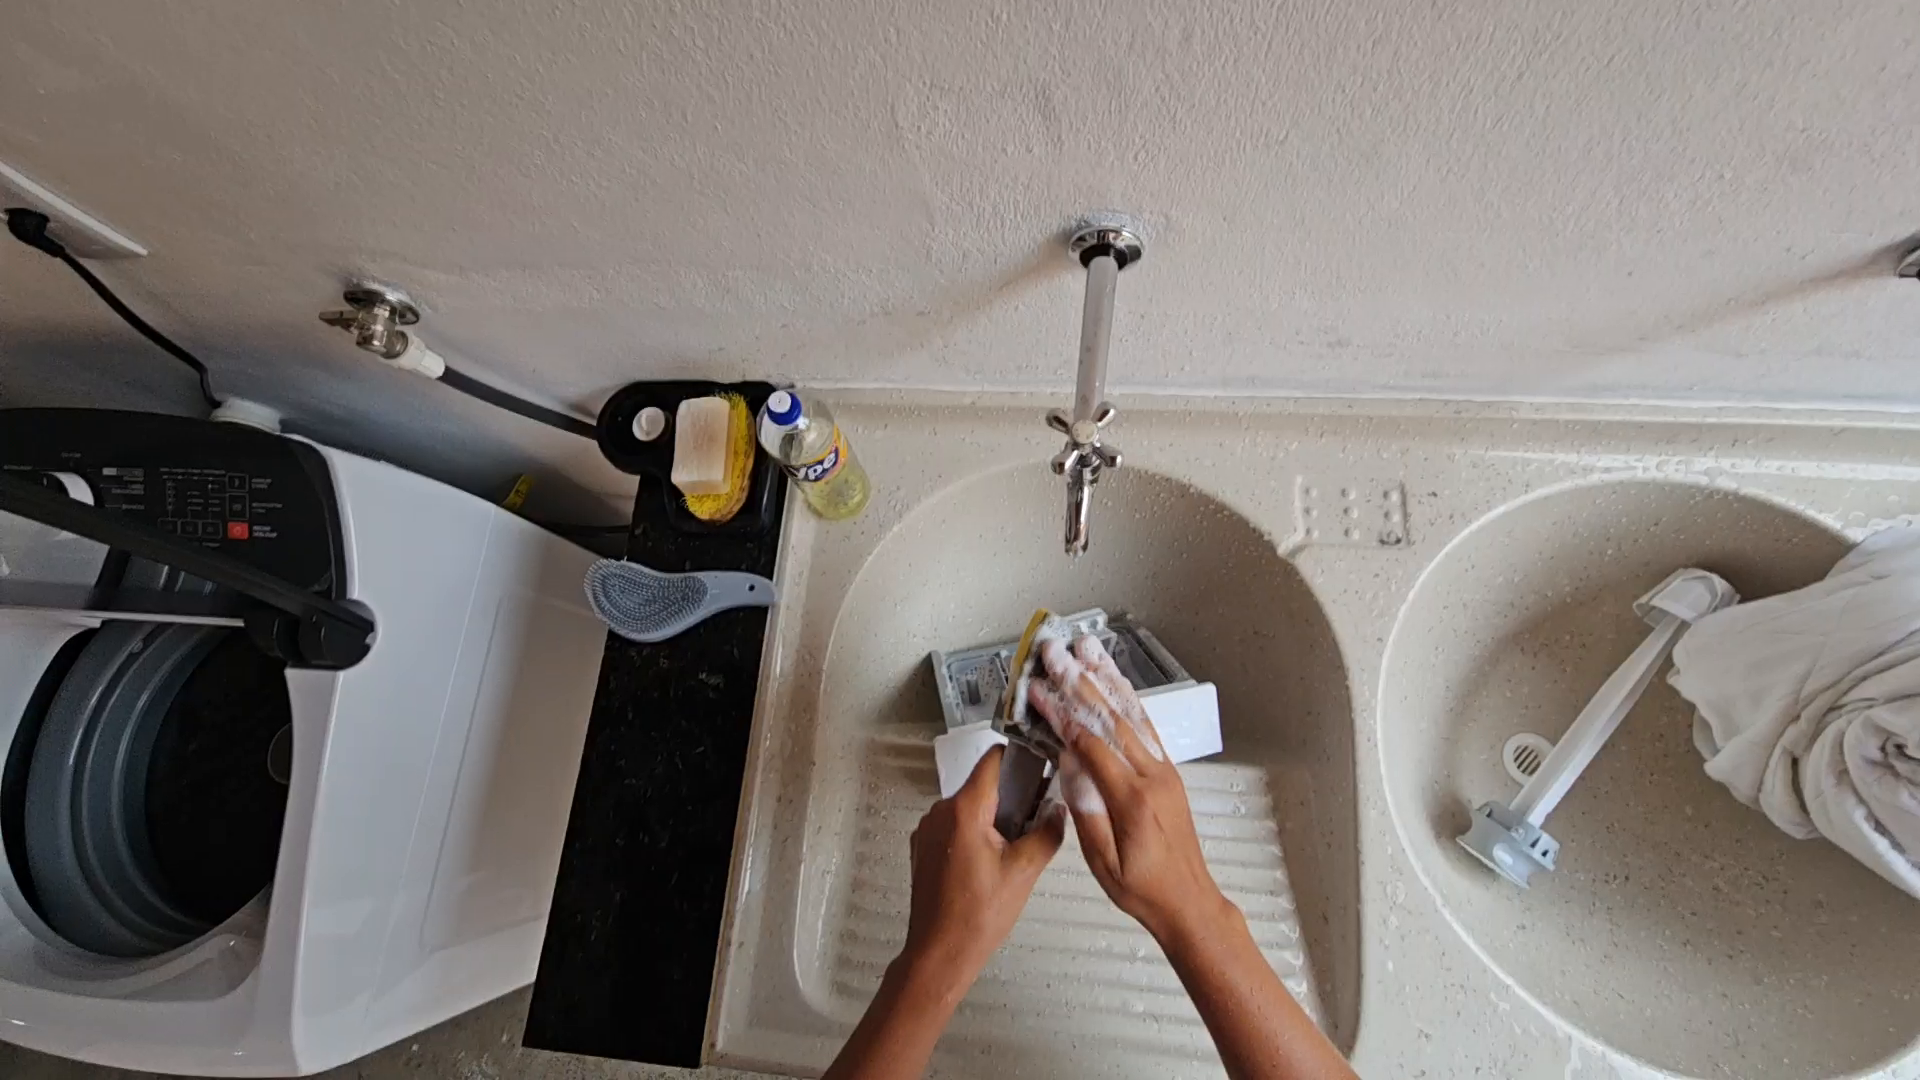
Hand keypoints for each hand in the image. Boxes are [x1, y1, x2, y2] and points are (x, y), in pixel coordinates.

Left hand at [902, 745, 1064, 982]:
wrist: (939, 954)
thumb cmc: (981, 914)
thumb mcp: (1024, 872)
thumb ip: (1046, 833)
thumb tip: (1060, 809)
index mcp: (965, 808)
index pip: (992, 760)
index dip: (1018, 757)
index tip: (1040, 767)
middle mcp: (941, 809)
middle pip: (982, 785)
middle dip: (1009, 796)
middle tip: (1035, 819)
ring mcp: (927, 828)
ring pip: (968, 806)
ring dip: (990, 817)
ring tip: (1011, 848)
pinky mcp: (922, 846)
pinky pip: (953, 825)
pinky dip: (971, 833)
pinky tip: (986, 862)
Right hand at [1027, 635, 1231, 941]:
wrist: (1189, 902)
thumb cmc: (1145, 889)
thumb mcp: (1103, 861)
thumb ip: (1085, 809)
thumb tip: (1067, 765)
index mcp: (1132, 799)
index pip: (1090, 744)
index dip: (1061, 714)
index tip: (1039, 692)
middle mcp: (1152, 776)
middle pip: (1110, 717)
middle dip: (1079, 681)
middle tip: (1057, 653)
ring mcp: (1162, 769)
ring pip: (1131, 712)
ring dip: (1105, 677)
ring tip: (1087, 649)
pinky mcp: (1166, 769)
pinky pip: (1144, 724)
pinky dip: (1127, 697)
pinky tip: (1113, 679)